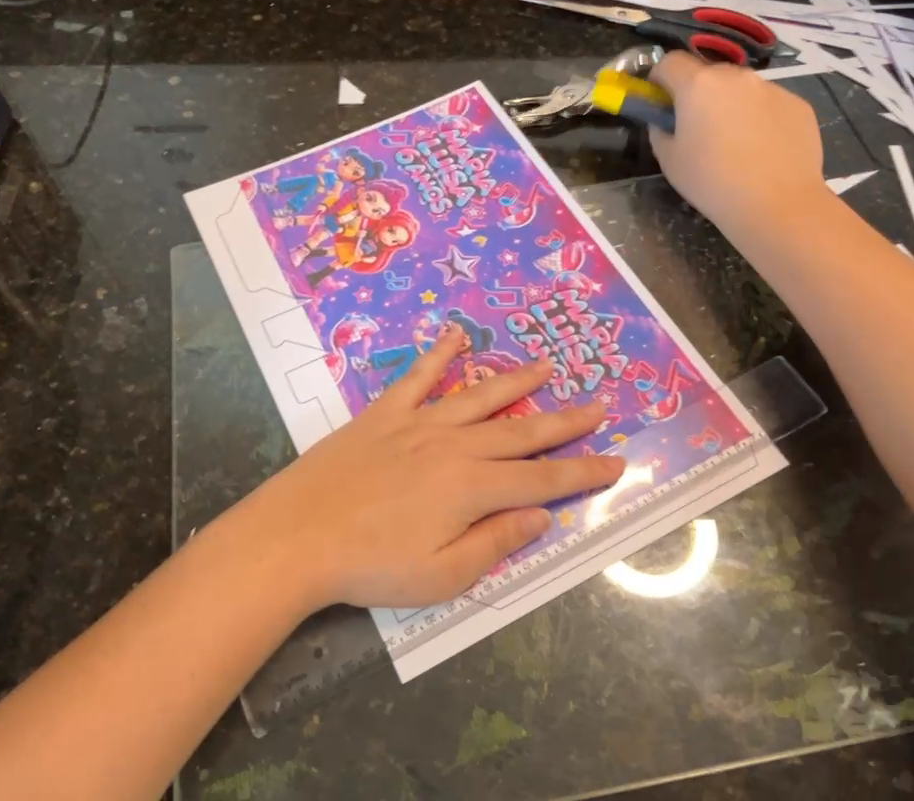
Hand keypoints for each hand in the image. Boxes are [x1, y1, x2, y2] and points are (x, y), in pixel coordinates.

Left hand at [232, 327, 623, 610]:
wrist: (297, 535)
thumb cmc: (370, 566)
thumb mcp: (442, 576)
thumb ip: (495, 542)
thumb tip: (542, 516)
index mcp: (472, 488)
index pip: (542, 480)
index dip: (583, 472)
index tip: (617, 462)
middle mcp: (453, 446)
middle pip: (521, 432)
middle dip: (565, 422)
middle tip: (599, 406)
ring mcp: (417, 423)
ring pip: (480, 397)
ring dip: (517, 382)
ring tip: (547, 366)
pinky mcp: (382, 414)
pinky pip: (418, 378)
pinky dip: (439, 356)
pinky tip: (456, 337)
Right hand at [647, 52, 826, 232]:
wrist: (778, 203)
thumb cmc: (712, 182)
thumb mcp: (669, 159)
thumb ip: (661, 130)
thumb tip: (666, 120)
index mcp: (698, 85)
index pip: (669, 62)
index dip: (659, 79)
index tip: (660, 101)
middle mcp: (736, 77)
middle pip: (708, 74)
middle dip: (698, 93)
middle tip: (698, 128)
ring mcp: (772, 88)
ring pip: (741, 88)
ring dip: (731, 104)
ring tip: (736, 143)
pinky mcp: (798, 104)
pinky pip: (769, 103)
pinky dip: (760, 118)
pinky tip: (763, 150)